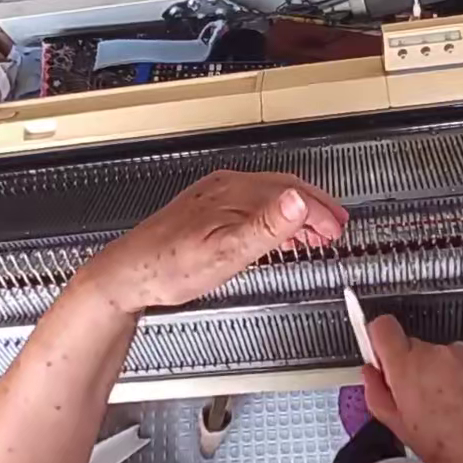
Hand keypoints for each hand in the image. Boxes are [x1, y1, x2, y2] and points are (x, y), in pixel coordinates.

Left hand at [74, 170, 346, 313]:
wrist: (126, 275)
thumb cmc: (169, 267)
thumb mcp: (226, 252)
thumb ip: (267, 227)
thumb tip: (299, 201)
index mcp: (234, 192)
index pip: (291, 193)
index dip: (319, 211)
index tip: (336, 228)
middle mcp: (226, 188)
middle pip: (283, 189)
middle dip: (314, 208)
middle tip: (335, 226)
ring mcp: (215, 198)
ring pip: (268, 197)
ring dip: (296, 213)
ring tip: (314, 232)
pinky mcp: (208, 211)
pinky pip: (253, 206)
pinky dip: (274, 218)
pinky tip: (274, 234)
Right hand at [361, 315, 462, 462]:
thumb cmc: (457, 451)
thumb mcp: (403, 432)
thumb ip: (379, 397)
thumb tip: (370, 377)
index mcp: (406, 366)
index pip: (381, 326)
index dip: (376, 341)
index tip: (378, 363)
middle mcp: (432, 352)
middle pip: (407, 346)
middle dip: (405, 369)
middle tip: (411, 404)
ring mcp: (458, 354)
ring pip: (432, 357)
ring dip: (431, 376)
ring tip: (441, 413)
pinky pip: (454, 364)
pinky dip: (452, 380)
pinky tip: (460, 410)